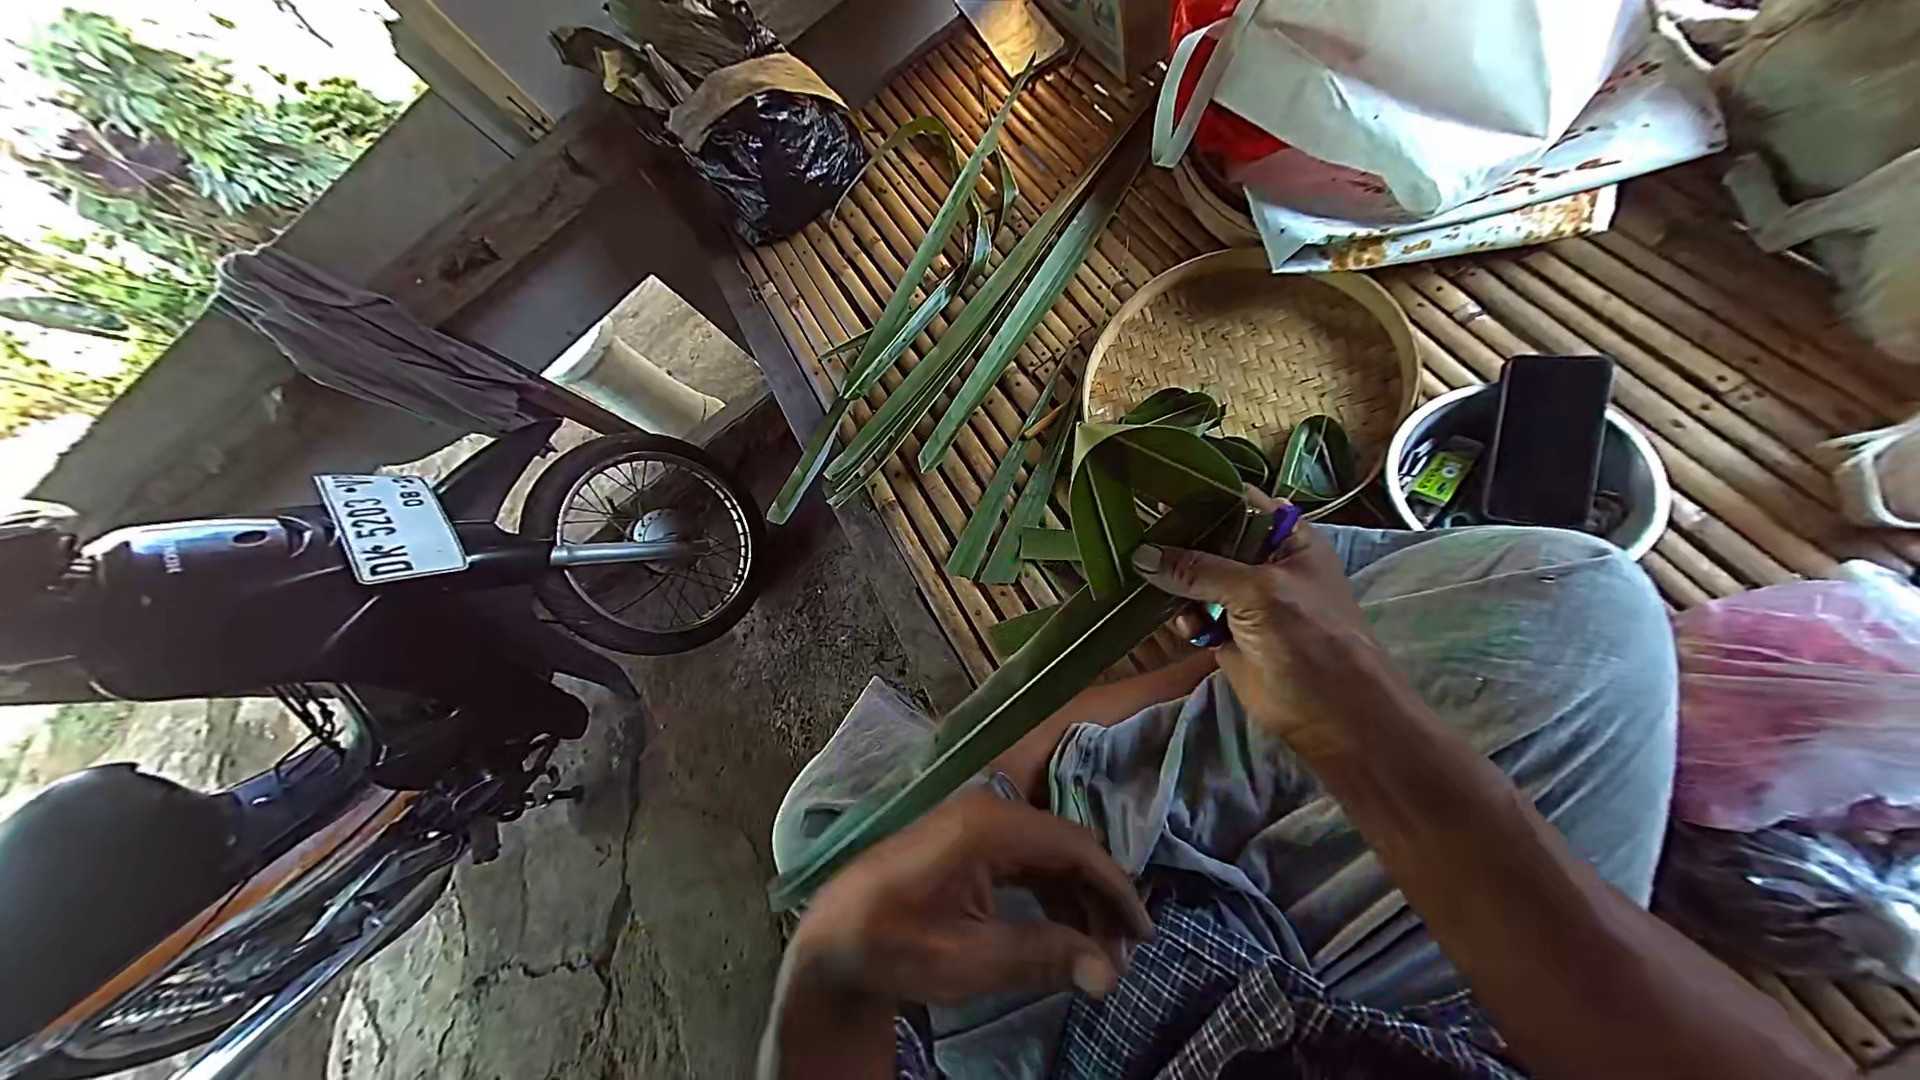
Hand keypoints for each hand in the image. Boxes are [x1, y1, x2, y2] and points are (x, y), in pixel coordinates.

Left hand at [788, 793, 1152, 1007]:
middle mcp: (989, 810)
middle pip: (1064, 844)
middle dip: (1098, 896)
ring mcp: (978, 822)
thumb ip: (1042, 956)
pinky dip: (1050, 893)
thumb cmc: (895, 943)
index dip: (1115, 887)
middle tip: (1122, 954)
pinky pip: (1026, 859)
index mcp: (989, 824)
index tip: (1143, 932)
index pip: (1073, 844)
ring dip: (1076, 897)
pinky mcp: (970, 840)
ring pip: (1048, 852)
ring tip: (1097, 953)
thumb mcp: (969, 959)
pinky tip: (1063, 931)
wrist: (836, 935)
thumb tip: (1108, 973)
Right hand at [1133, 490, 1396, 752]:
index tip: (1153, 493)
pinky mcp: (1224, 629)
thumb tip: (1141, 555)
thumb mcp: (1257, 592)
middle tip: (1138, 541)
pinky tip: (1190, 629)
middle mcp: (1260, 560)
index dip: (1197, 496)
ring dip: (1174, 584)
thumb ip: (1199, 569)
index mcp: (1284, 536)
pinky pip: (1189, 611)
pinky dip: (1182, 616)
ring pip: (1191, 576)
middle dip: (1175, 543)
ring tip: (1167, 596)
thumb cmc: (1309, 637)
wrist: (1329, 715)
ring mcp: (1240, 596)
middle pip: (1206, 539)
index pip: (1234, 501)